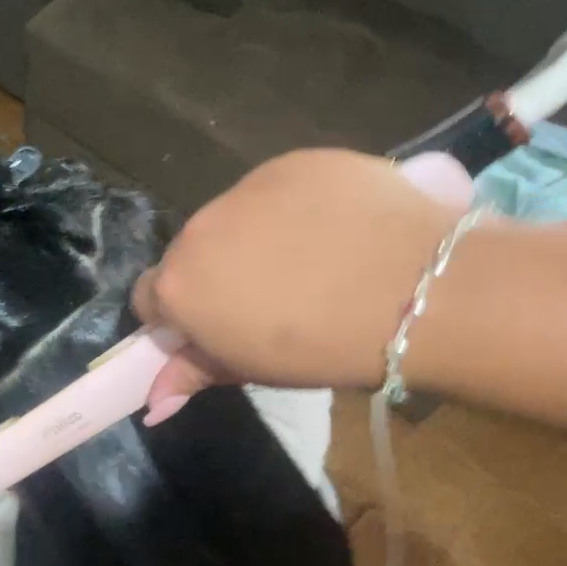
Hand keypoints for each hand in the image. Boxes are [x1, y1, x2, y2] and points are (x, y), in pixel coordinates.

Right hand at [132, 149, 469, 422]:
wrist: (418, 292)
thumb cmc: (321, 348)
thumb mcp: (251, 370)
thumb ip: (192, 375)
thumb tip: (152, 405)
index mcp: (177, 285)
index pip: (148, 297)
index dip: (178, 315)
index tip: (217, 327)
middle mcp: (197, 229)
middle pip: (189, 253)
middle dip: (216, 273)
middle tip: (269, 297)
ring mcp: (245, 189)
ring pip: (232, 217)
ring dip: (252, 237)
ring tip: (310, 260)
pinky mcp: (294, 161)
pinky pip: (277, 188)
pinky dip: (294, 207)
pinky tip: (335, 230)